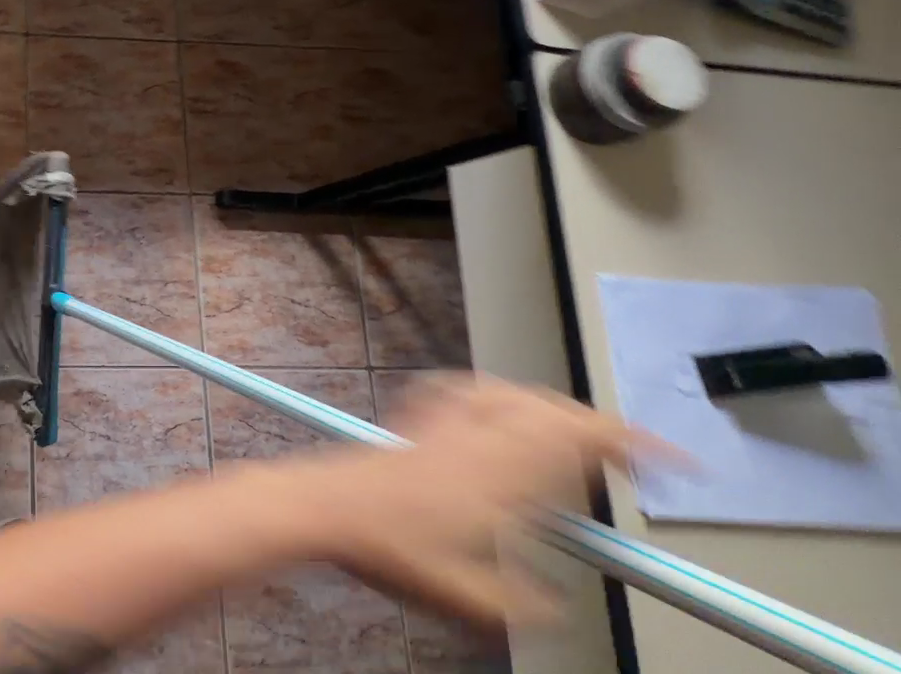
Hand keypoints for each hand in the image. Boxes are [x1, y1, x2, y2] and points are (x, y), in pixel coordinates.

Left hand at [281, 377, 674, 625]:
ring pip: (512, 394)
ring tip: (575, 436)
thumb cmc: (386, 550)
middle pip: (552, 409)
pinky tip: (496, 405)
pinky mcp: (415, 424)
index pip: (580, 438)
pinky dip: (495, 393)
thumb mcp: (465, 598)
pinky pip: (462, 391)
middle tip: (629, 461)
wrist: (320, 508)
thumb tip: (558, 605)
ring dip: (554, 410)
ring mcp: (443, 427)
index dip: (634, 443)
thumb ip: (521, 605)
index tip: (675, 461)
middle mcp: (478, 441)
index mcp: (504, 479)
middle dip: (602, 429)